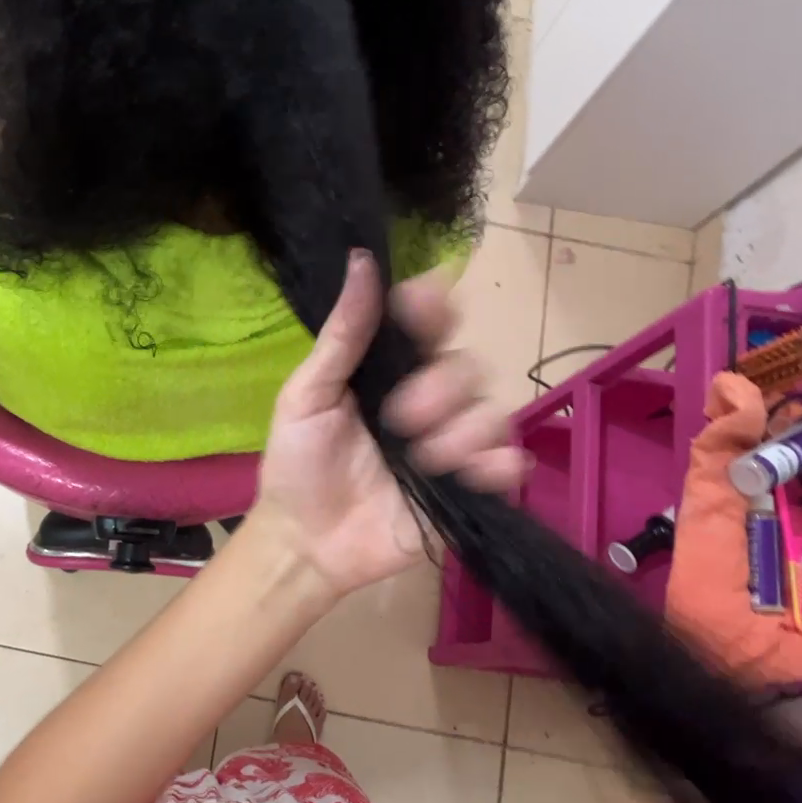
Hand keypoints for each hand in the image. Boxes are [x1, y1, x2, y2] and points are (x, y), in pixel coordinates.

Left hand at [252, 250, 525, 596]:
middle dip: (440, 386)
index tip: (425, 305)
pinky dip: (499, 463)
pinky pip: (505, 460)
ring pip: (490, 409)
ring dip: (461, 430)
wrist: (305, 542)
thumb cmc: (297, 466)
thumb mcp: (305, 397)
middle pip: (466, 364)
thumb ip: (341, 336)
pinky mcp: (464, 484)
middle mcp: (425, 398)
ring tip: (423, 458)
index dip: (433, 307)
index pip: (426, 321)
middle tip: (400, 418)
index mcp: (385, 371)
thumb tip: (362, 260)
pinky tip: (478, 472)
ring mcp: (448, 441)